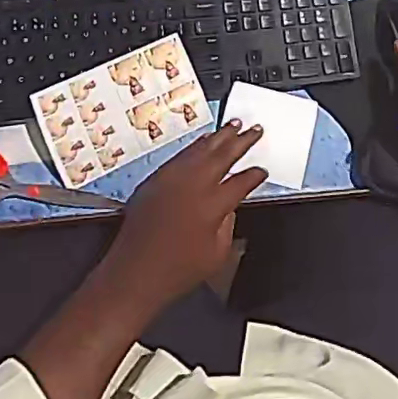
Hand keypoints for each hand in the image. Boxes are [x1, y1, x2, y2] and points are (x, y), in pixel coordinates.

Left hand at [94, 121, 267, 315]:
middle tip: (255, 129)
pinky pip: (180, 156)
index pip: (240, 183)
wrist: (135, 272)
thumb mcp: (216, 253)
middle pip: (222, 155)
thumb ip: (228, 223)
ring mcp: (171, 179)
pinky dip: (195, 146)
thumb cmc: (177, 271)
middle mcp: (192, 185)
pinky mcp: (156, 179)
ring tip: (233, 126)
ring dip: (219, 137)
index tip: (262, 170)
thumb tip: (230, 205)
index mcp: (212, 205)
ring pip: (200, 150)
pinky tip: (203, 141)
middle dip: (241, 141)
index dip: (254, 175)